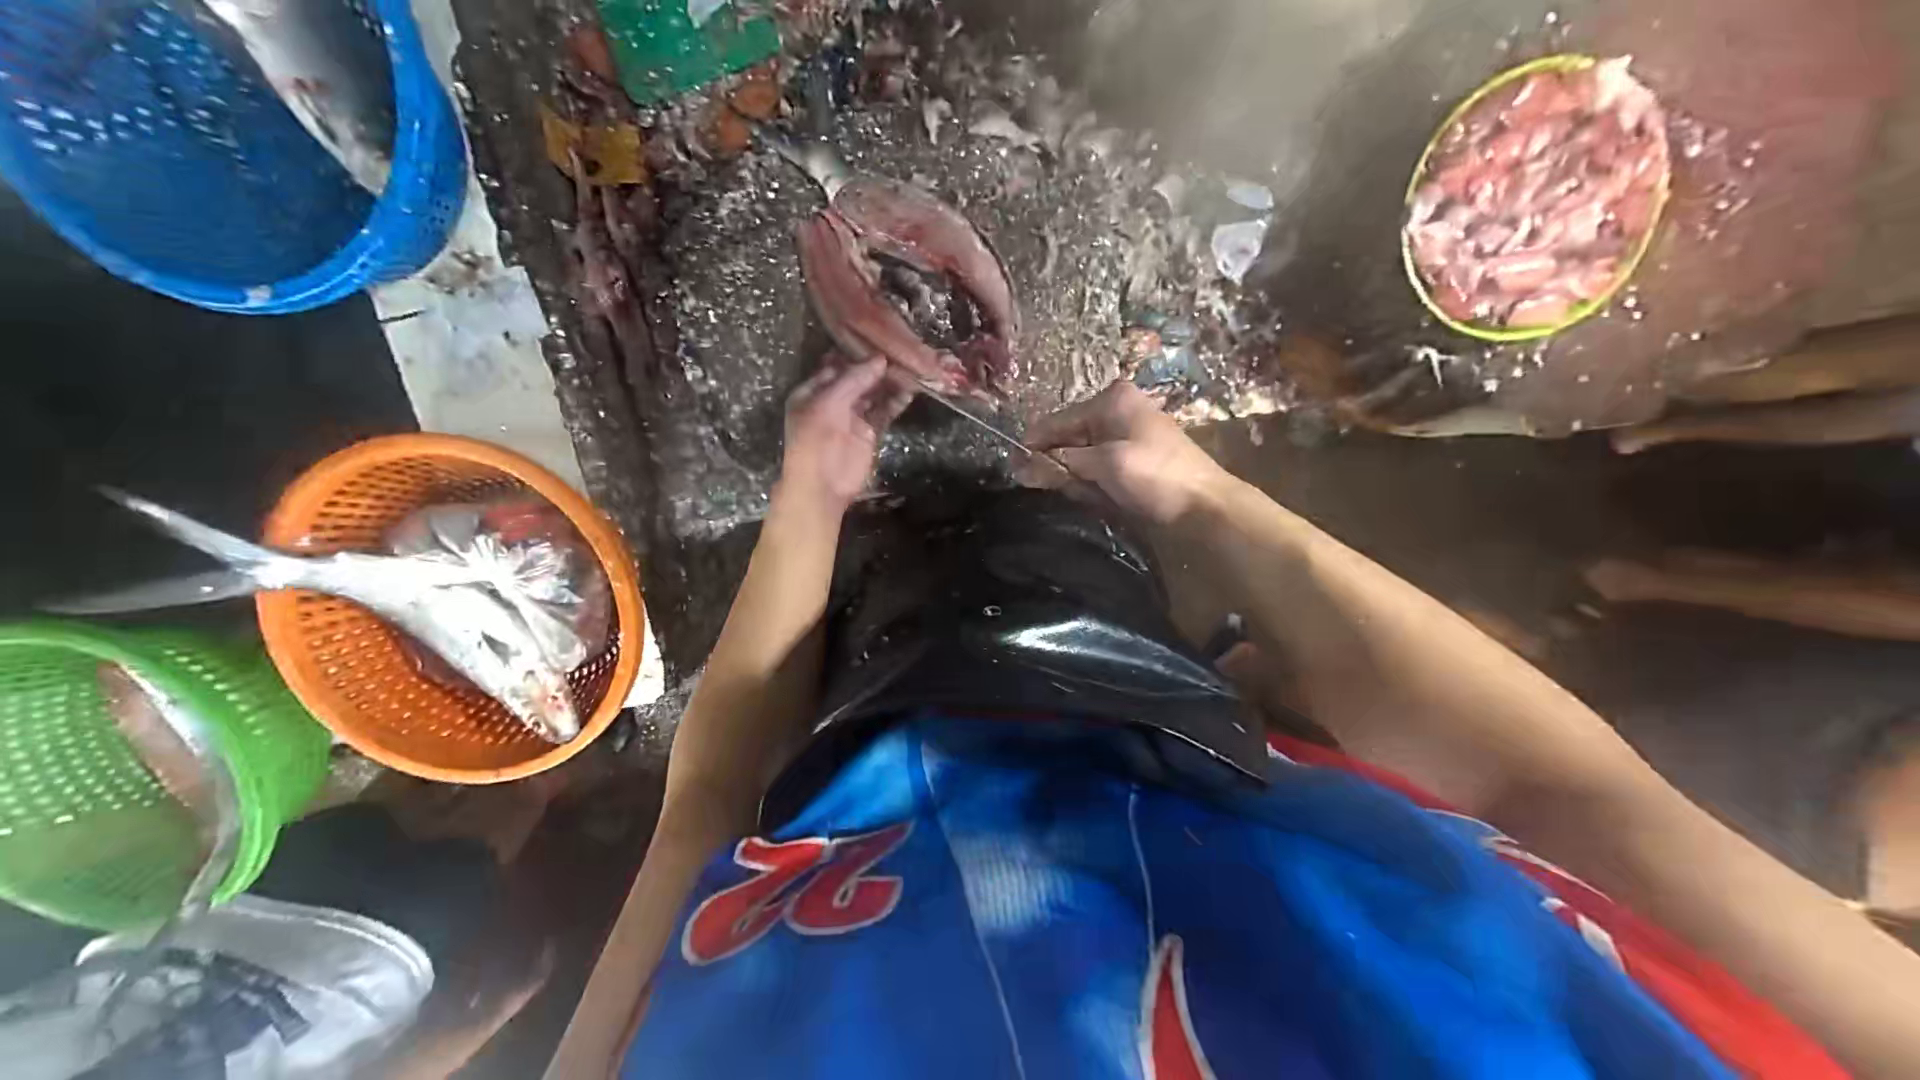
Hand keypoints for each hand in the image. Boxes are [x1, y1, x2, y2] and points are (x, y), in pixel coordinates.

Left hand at [776, 354, 913, 515]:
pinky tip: (909, 391)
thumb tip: (880, 359)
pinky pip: (883, 411)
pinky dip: (895, 401)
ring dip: (890, 382)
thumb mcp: (828, 403)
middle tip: (901, 351)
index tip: (878, 339)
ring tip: (910, 369)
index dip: (855, 352)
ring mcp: (852, 416)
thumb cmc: (815, 441)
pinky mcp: (869, 432)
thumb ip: (854, 379)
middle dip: (877, 367)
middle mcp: (832, 400)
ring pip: (873, 393)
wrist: (822, 485)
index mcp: (813, 390)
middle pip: (857, 377)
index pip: (835, 364)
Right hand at [1020, 379, 1234, 525]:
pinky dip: (1089, 484)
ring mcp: (1124, 438)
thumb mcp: (1105, 464)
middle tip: (1039, 485)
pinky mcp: (1130, 462)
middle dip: (1055, 463)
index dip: (1034, 444)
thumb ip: (1062, 462)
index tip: (1012, 467)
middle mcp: (1115, 413)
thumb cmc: (1156, 476)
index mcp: (1112, 401)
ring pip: (1079, 457)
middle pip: (1067, 438)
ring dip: (1074, 478)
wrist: (1205, 507)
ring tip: (1084, 494)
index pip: (1058, 420)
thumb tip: (1021, 466)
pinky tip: (1096, 498)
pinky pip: (1095, 469)